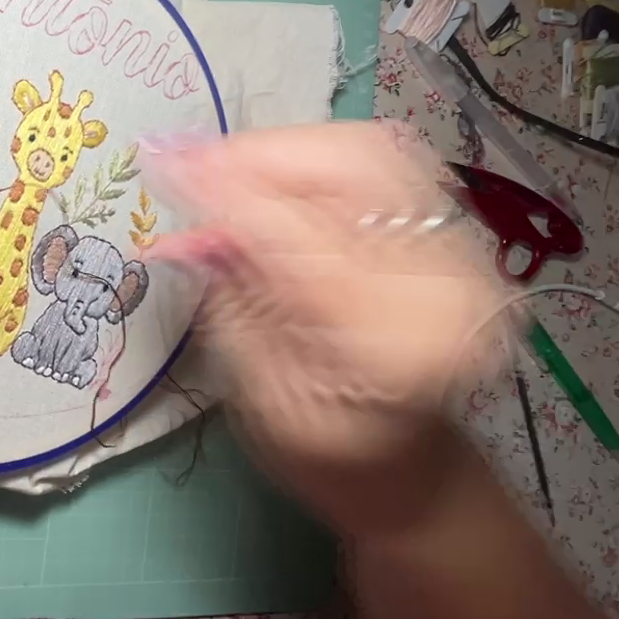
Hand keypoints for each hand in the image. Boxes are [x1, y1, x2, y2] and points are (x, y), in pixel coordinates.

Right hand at [144, 124, 506, 536]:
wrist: (407, 470)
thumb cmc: (323, 456)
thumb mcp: (258, 390)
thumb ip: (229, 300)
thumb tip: (180, 231)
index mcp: (389, 342)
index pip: (295, 235)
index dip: (222, 191)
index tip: (160, 162)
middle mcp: (441, 282)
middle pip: (348, 164)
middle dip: (254, 154)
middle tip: (187, 159)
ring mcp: (459, 252)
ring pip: (365, 148)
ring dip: (278, 150)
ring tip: (217, 168)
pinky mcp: (450, 235)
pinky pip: (375, 163)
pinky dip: (307, 158)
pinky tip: (263, 175)